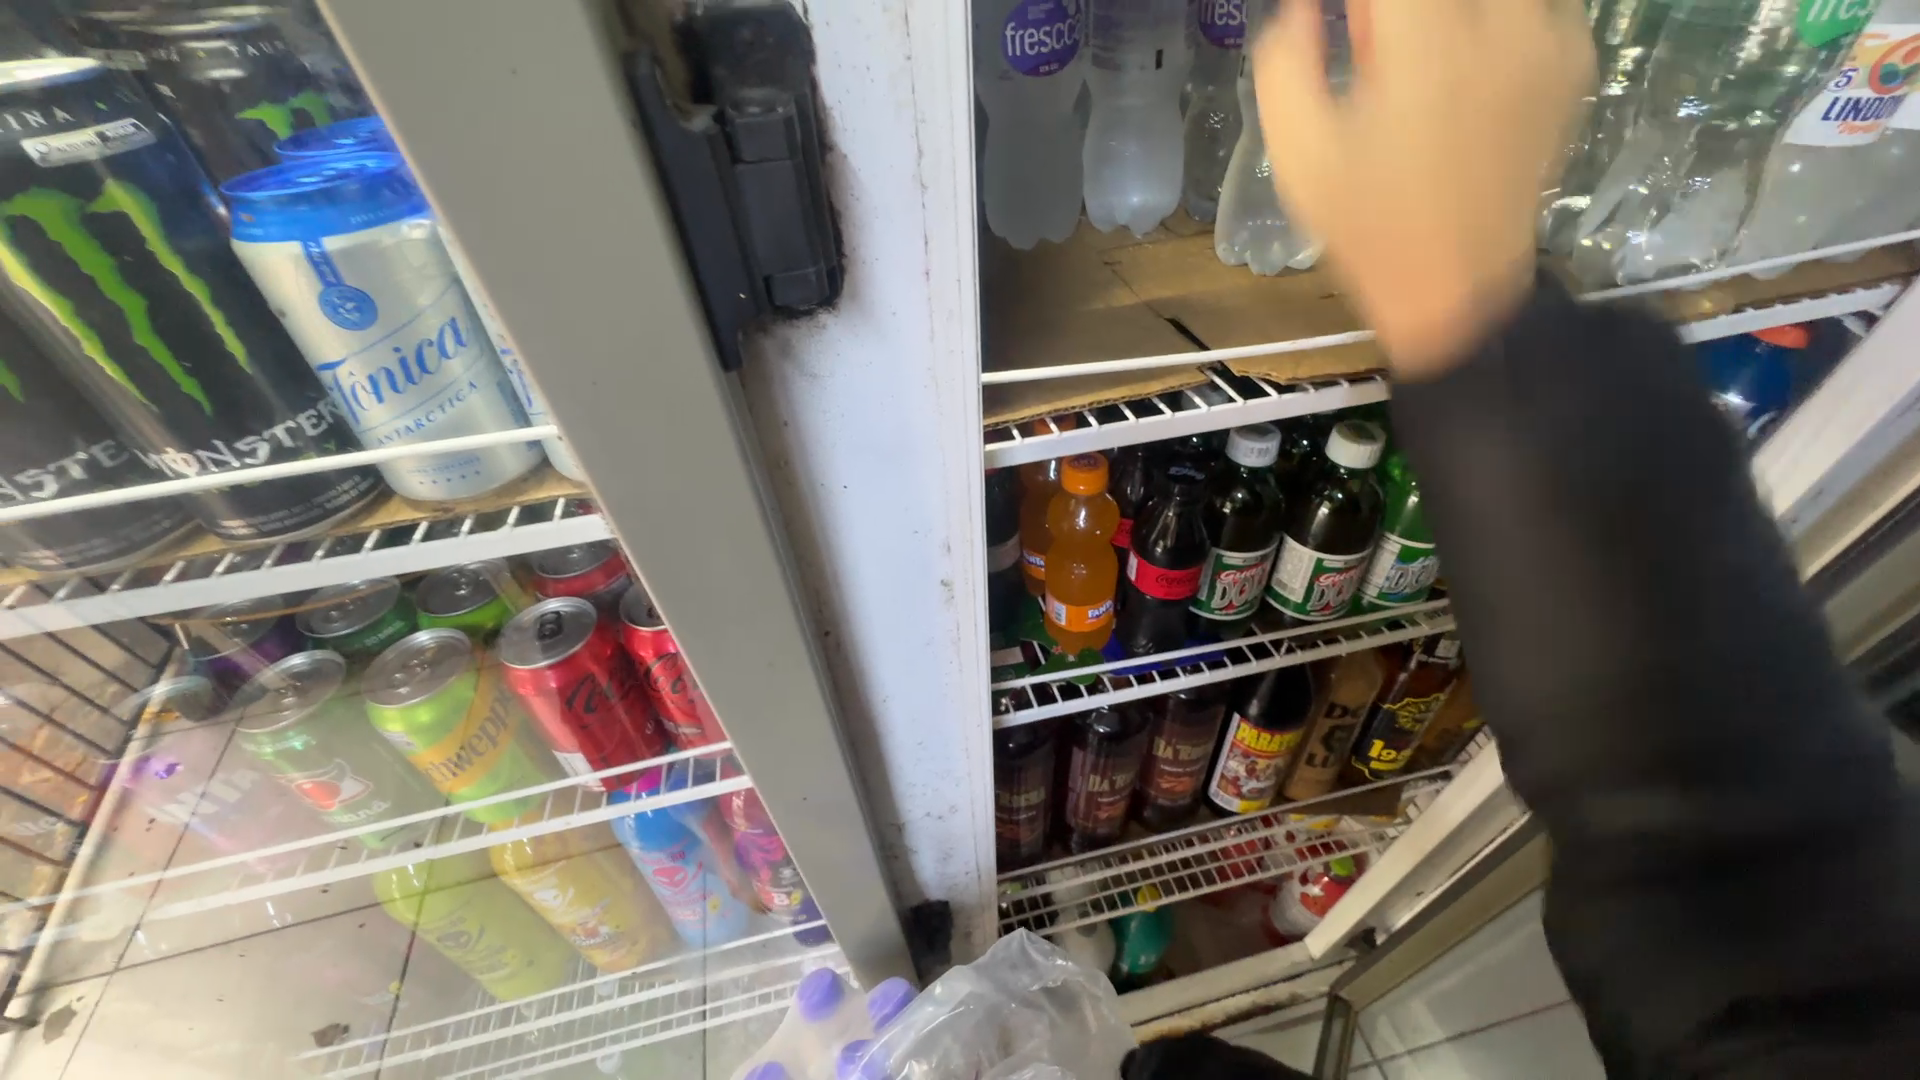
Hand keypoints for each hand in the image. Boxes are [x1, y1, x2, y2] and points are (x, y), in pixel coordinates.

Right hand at [1252, 0, 1594, 377]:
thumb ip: (1288, 64)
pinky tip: (1456, 70)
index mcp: (1427, 46)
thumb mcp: (1298, 158)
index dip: (1362, 1)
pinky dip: (1484, 19)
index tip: (1339, 18)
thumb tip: (1304, 7)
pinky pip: (1525, 3)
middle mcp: (1503, 20)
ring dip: (1438, 15)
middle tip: (1372, 44)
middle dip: (1395, 9)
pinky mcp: (1573, 56)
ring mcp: (1550, 32)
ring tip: (1409, 61)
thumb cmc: (1366, 228)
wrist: (1456, 287)